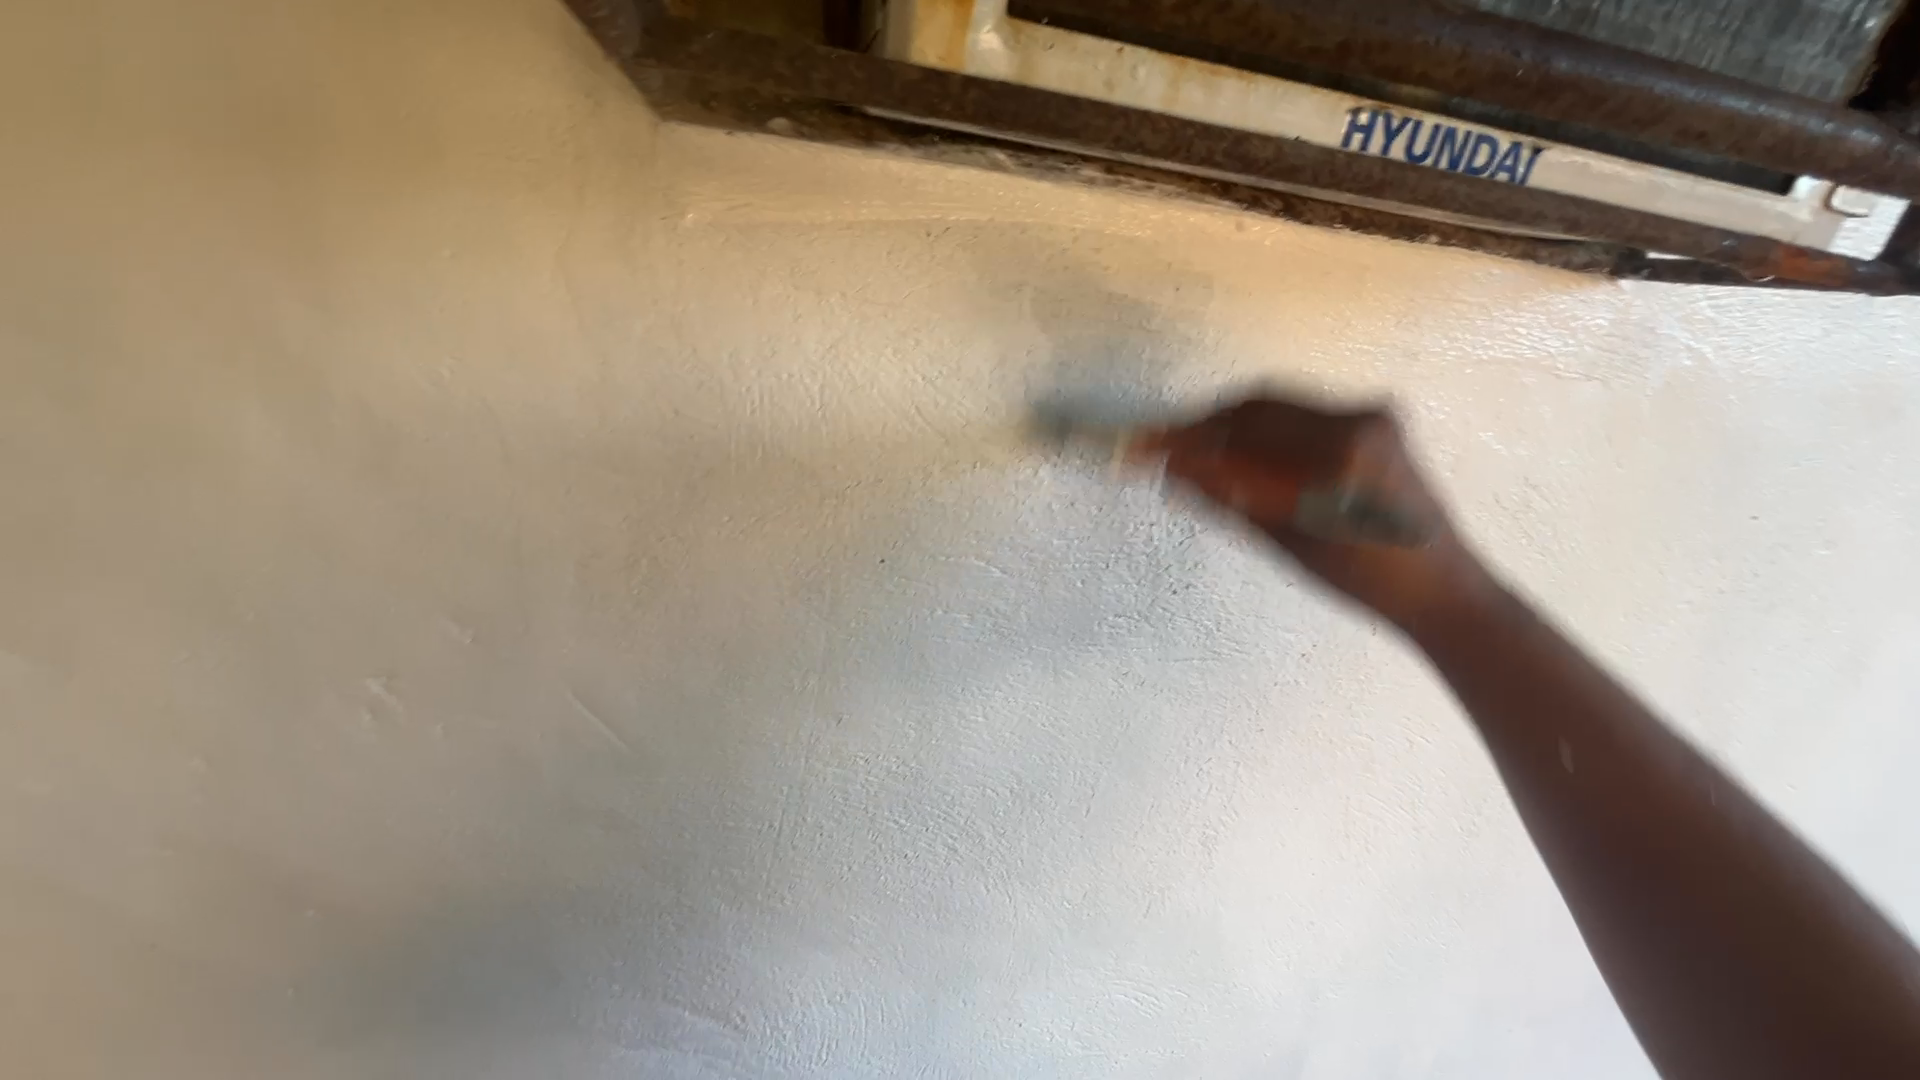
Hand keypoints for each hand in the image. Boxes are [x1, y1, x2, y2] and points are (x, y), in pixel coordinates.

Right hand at [1134, 396, 1494, 631]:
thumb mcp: (1287, 541)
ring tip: (1187, 451)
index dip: (1186, 439)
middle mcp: (1360, 416)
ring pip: (1276, 408)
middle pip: (1258, 406)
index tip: (1143, 449)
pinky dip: (1261, 433)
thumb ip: (1229, 497)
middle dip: (1202, 426)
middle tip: (1157, 446)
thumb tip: (1173, 472)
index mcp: (1343, 450)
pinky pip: (1299, 419)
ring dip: (1228, 427)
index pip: (1244, 432)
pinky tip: (1234, 453)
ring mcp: (1371, 413)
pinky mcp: (1373, 421)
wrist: (1440, 587)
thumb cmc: (1366, 580)